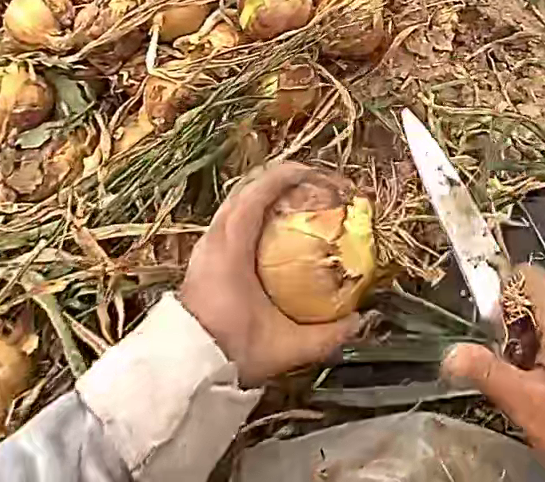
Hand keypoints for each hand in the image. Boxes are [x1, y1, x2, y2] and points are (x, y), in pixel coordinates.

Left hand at [180, 161, 364, 385]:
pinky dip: (253, 209)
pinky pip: (231, 216)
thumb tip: (360, 321)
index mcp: (232, 245)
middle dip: (280, 178)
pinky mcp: (204, 255)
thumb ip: (326, 335)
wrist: (184, 371)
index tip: (316, 174)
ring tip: (296, 199)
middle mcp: (216, 235)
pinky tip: (273, 227)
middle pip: (247, 187)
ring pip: (237, 200)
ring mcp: (206, 243)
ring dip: (265, 192)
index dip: (287, 176)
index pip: (257, 192)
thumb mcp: (284, 346)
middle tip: (312, 184)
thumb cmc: (231, 350)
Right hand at [442, 266, 544, 481]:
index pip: (526, 275)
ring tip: (526, 381)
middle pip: (534, 298)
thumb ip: (487, 371)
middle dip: (512, 324)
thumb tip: (450, 353)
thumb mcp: (528, 406)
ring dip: (527, 342)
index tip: (493, 328)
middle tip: (506, 362)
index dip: (502, 292)